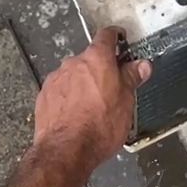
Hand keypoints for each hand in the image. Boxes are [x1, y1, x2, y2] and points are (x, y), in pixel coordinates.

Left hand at [31, 27, 150, 172]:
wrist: (65, 152)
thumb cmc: (99, 126)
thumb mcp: (126, 102)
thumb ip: (132, 78)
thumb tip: (141, 65)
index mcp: (97, 58)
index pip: (107, 35)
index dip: (115, 36)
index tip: (120, 40)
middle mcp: (74, 62)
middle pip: (90, 58)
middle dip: (100, 69)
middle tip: (111, 87)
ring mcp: (57, 78)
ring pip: (74, 74)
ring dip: (83, 84)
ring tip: (91, 107)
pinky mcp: (44, 96)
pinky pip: (61, 90)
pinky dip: (68, 97)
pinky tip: (75, 115)